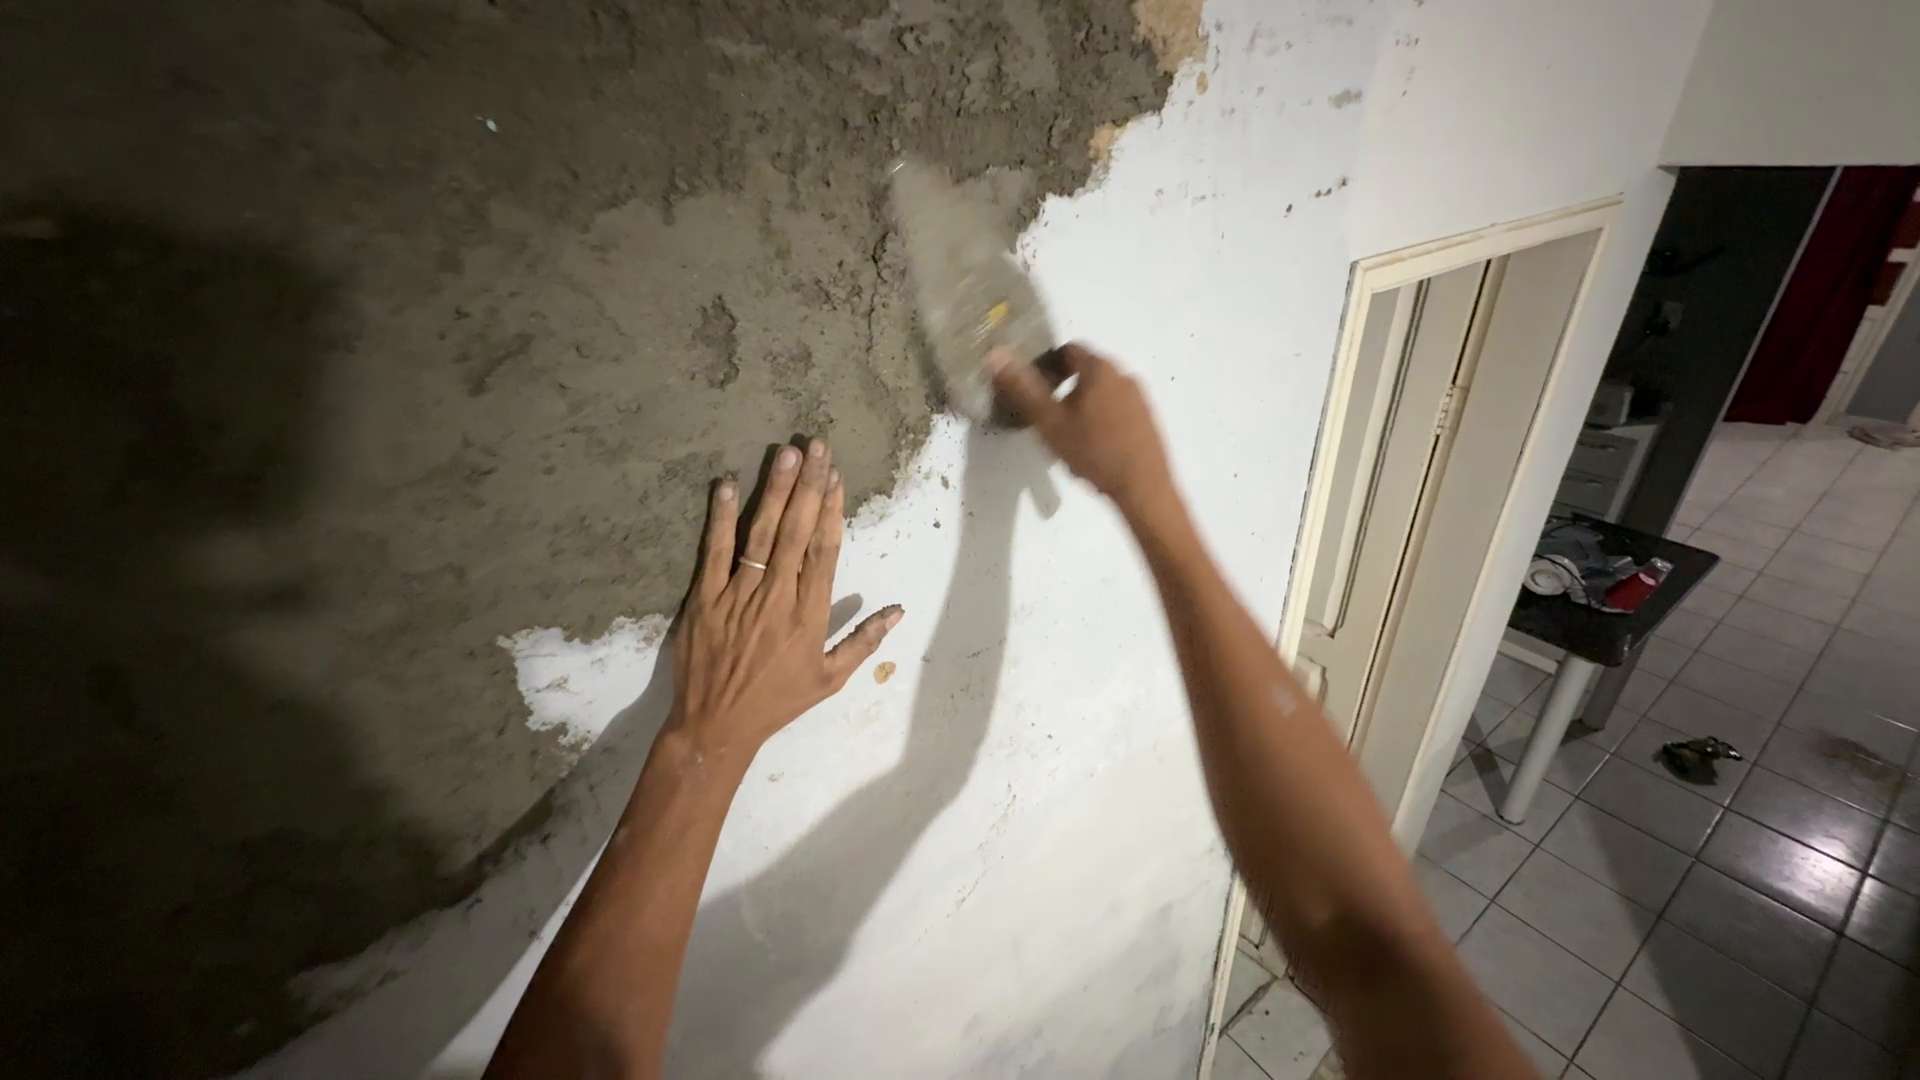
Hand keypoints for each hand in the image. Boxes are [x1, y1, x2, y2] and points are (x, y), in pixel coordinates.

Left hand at [669, 438, 902, 759]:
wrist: (717, 725)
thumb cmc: (778, 701)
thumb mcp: (830, 678)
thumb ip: (864, 641)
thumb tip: (898, 610)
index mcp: (809, 613)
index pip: (824, 550)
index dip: (831, 510)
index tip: (837, 476)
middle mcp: (777, 596)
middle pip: (795, 531)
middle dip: (809, 486)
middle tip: (816, 446)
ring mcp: (738, 594)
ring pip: (761, 535)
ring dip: (776, 491)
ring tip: (788, 454)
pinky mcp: (703, 597)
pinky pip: (714, 552)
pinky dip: (722, 518)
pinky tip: (729, 485)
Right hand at [989, 343, 1176, 518]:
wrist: (1143, 488)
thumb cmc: (1093, 452)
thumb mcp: (1049, 422)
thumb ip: (1023, 388)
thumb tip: (996, 353)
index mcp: (1099, 368)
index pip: (1068, 350)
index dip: (1046, 365)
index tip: (1033, 389)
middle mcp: (1124, 374)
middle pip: (1086, 371)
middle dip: (1064, 388)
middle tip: (1047, 417)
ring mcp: (1141, 398)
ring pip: (1103, 392)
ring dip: (1083, 406)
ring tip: (1069, 436)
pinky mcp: (1149, 420)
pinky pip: (1119, 410)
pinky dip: (1102, 420)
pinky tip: (1094, 448)